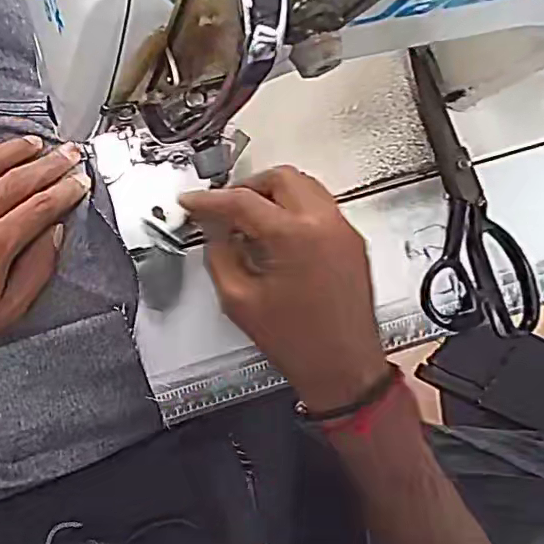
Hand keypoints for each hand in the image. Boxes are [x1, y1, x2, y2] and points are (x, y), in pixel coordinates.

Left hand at [0, 136, 90, 410]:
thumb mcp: (5, 311)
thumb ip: (36, 269)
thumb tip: (55, 233)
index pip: (40, 206)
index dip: (65, 190)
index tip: (80, 181)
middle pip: (17, 178)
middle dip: (49, 163)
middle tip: (68, 153)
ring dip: (13, 149)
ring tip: (35, 142)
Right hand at [179, 166, 386, 411]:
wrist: (342, 366)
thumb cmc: (300, 342)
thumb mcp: (238, 299)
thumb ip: (220, 254)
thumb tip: (214, 231)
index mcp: (295, 237)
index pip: (242, 200)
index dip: (209, 199)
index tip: (192, 202)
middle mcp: (325, 225)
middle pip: (280, 178)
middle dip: (244, 188)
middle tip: (221, 207)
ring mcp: (343, 231)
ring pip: (303, 186)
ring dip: (270, 195)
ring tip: (246, 220)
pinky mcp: (351, 241)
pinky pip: (318, 206)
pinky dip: (291, 208)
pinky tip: (272, 234)